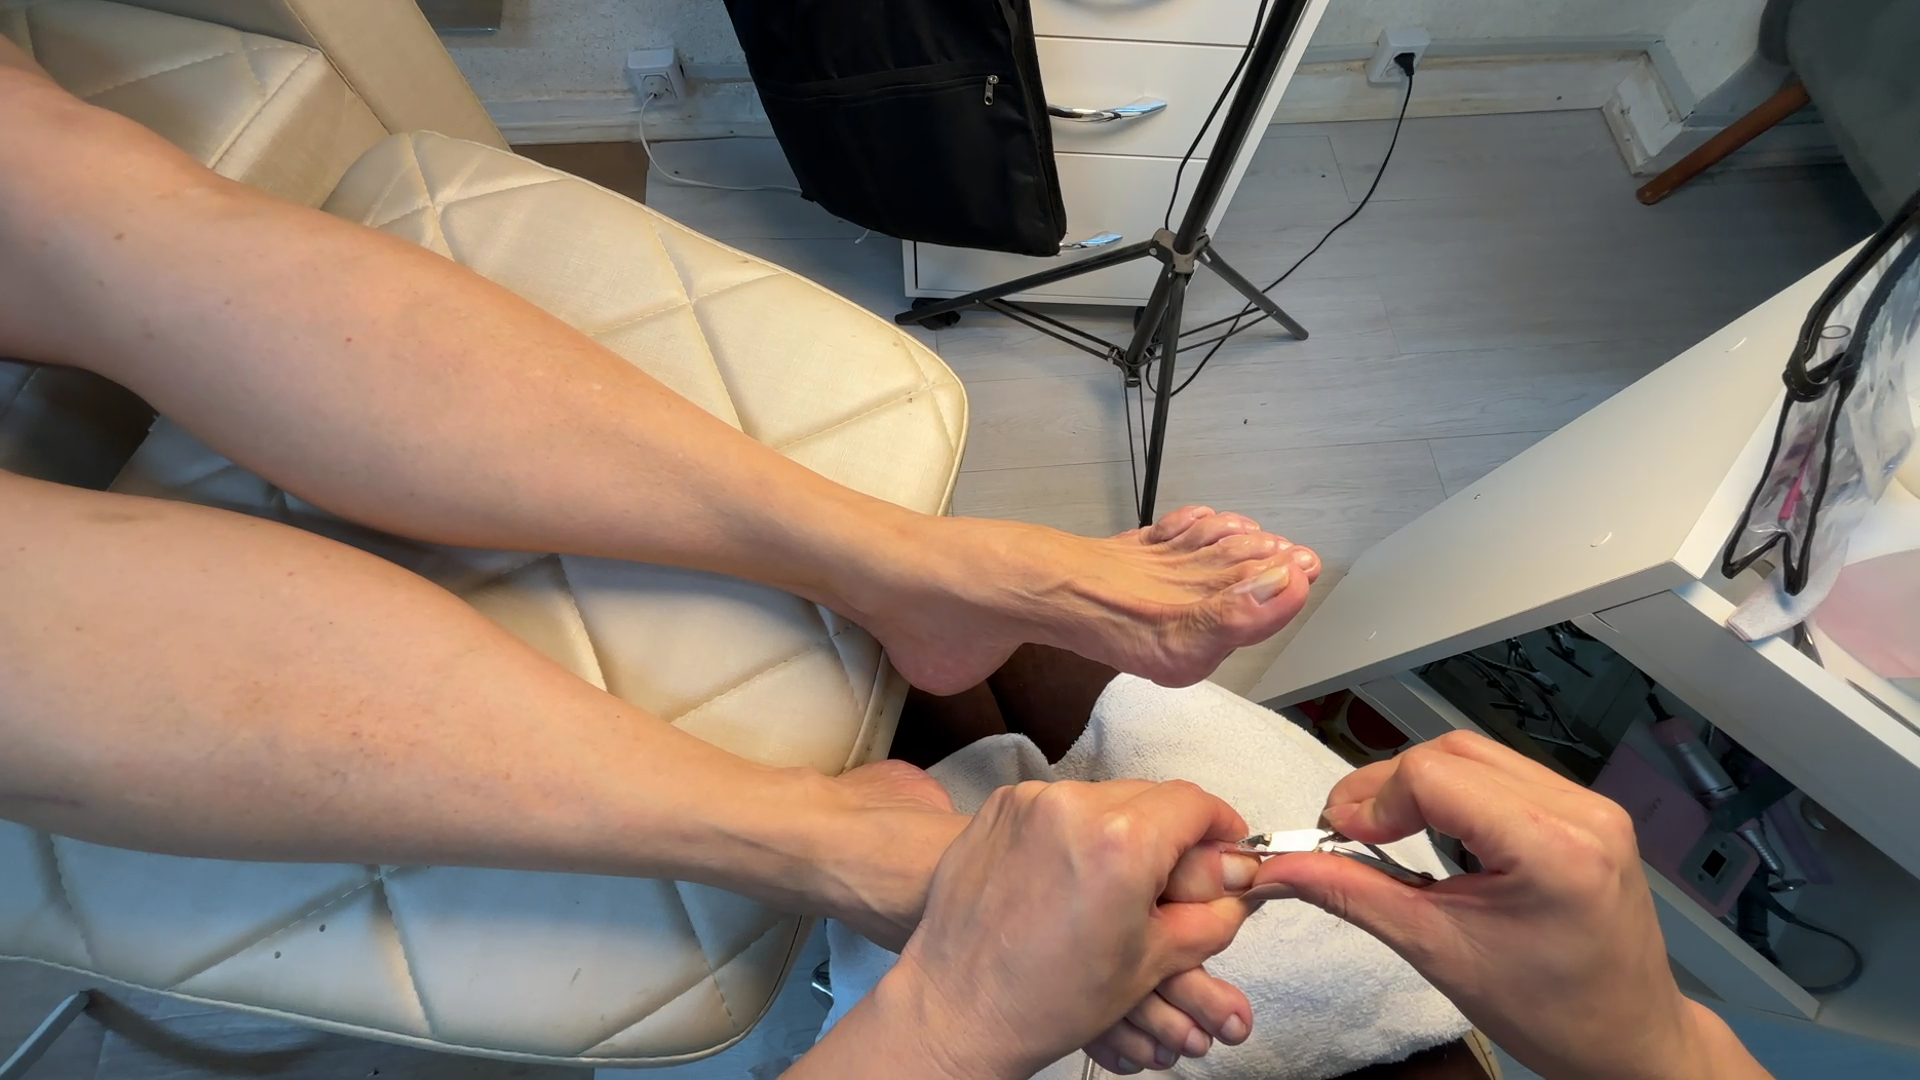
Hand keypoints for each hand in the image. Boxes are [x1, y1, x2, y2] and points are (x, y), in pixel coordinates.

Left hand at [890, 779, 1255, 1079]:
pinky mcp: (1002, 804)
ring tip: (1117, 880)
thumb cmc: (1054, 995)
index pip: (1193, 802)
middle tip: (1176, 878)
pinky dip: (1076, 828)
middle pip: (1149, 796)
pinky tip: (1071, 872)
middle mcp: (1074, 803)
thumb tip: (1241, 874)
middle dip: (1172, 830)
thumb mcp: (1152, 961)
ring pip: (1104, 797)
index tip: (1227, 849)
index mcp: (1121, 841)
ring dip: (1123, 828)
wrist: (957, 1001)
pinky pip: (1059, 803)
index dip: (1220, 825)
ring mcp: (1031, 798)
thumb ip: (1210, 912)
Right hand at [1244, 731, 1770, 1079]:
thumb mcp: (1434, 950)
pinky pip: (1490, 766)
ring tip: (1386, 824)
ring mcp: (1586, 803)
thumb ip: (1350, 892)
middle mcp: (1579, 811)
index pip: (1433, 776)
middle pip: (1443, 755)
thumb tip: (1277, 867)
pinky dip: (1445, 784)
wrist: (1630, 1042)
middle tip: (1351, 830)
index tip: (1344, 837)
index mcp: (1554, 849)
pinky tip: (1433, 820)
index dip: (1375, 799)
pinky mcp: (1579, 805)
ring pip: (1463, 751)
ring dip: (1411, 779)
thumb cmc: (1544, 1010)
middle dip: (1384, 786)